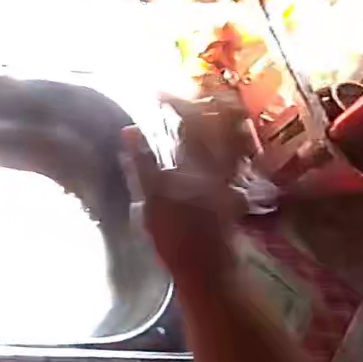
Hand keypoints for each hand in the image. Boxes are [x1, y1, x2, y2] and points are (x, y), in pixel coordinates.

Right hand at [121, 96, 247, 292]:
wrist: (207, 268)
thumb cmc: (176, 236)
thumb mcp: (151, 199)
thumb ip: (142, 162)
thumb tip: (130, 130)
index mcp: (198, 162)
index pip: (190, 121)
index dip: (174, 102)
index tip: (156, 93)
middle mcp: (219, 165)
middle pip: (218, 123)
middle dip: (201, 104)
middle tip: (183, 94)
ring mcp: (229, 177)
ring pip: (228, 138)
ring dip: (215, 120)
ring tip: (200, 108)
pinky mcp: (232, 190)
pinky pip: (231, 156)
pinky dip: (222, 142)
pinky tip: (210, 143)